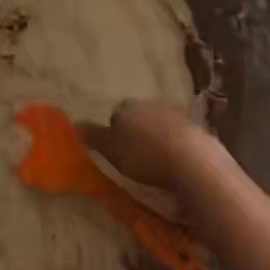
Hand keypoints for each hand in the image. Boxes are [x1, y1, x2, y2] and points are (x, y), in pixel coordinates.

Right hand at [77, 100, 223, 192]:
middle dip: (136, 133)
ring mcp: (175, 114)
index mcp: (128, 106)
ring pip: (159, 125)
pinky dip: (175, 147)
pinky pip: (178, 137)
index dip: (115, 132)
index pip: (116, 113)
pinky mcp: (194, 129)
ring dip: (157, 139)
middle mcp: (151, 104)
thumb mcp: (111, 149)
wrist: (192, 160)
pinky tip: (175, 165)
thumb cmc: (144, 155)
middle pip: (138, 117)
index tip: (117, 152)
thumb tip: (75, 124)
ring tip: (156, 164)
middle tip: (136, 158)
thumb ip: (93, 136)